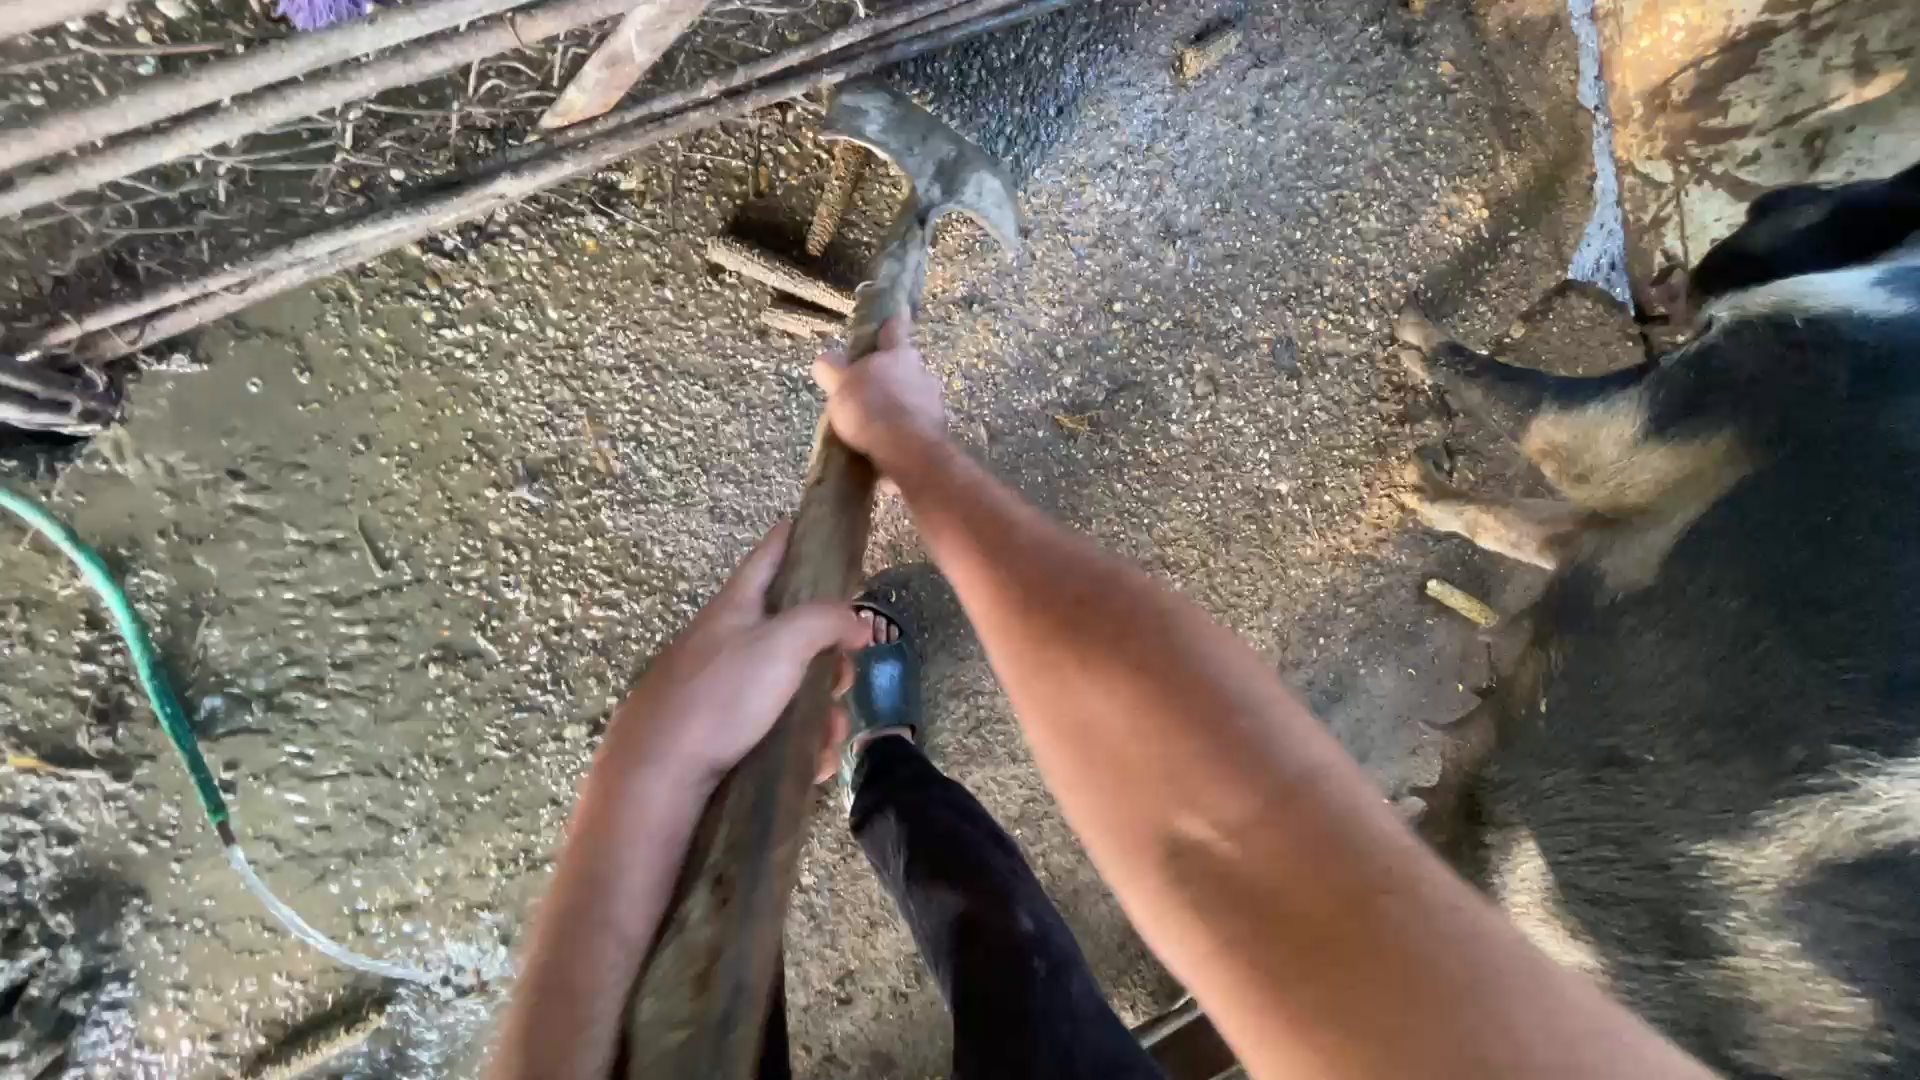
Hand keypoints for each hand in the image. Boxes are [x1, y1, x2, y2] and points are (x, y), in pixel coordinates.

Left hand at [596, 522, 866, 789]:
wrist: (658, 776)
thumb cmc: (721, 695)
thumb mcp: (782, 642)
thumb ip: (827, 620)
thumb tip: (859, 623)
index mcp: (737, 605)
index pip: (771, 552)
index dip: (798, 534)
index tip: (822, 525)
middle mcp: (730, 640)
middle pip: (795, 630)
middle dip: (829, 654)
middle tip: (842, 676)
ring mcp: (726, 688)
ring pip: (793, 685)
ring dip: (821, 709)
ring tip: (828, 736)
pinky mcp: (724, 732)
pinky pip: (777, 726)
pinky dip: (800, 742)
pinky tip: (810, 762)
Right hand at [813, 316, 946, 468]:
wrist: (909, 451)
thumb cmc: (873, 408)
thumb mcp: (841, 386)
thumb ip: (833, 370)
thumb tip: (825, 359)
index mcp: (899, 354)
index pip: (895, 328)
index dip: (893, 320)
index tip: (898, 311)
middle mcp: (921, 374)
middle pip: (904, 366)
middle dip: (889, 373)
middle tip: (868, 386)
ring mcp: (932, 403)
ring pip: (911, 396)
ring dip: (896, 404)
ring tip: (873, 422)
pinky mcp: (935, 432)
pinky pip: (914, 425)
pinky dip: (901, 431)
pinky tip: (885, 445)